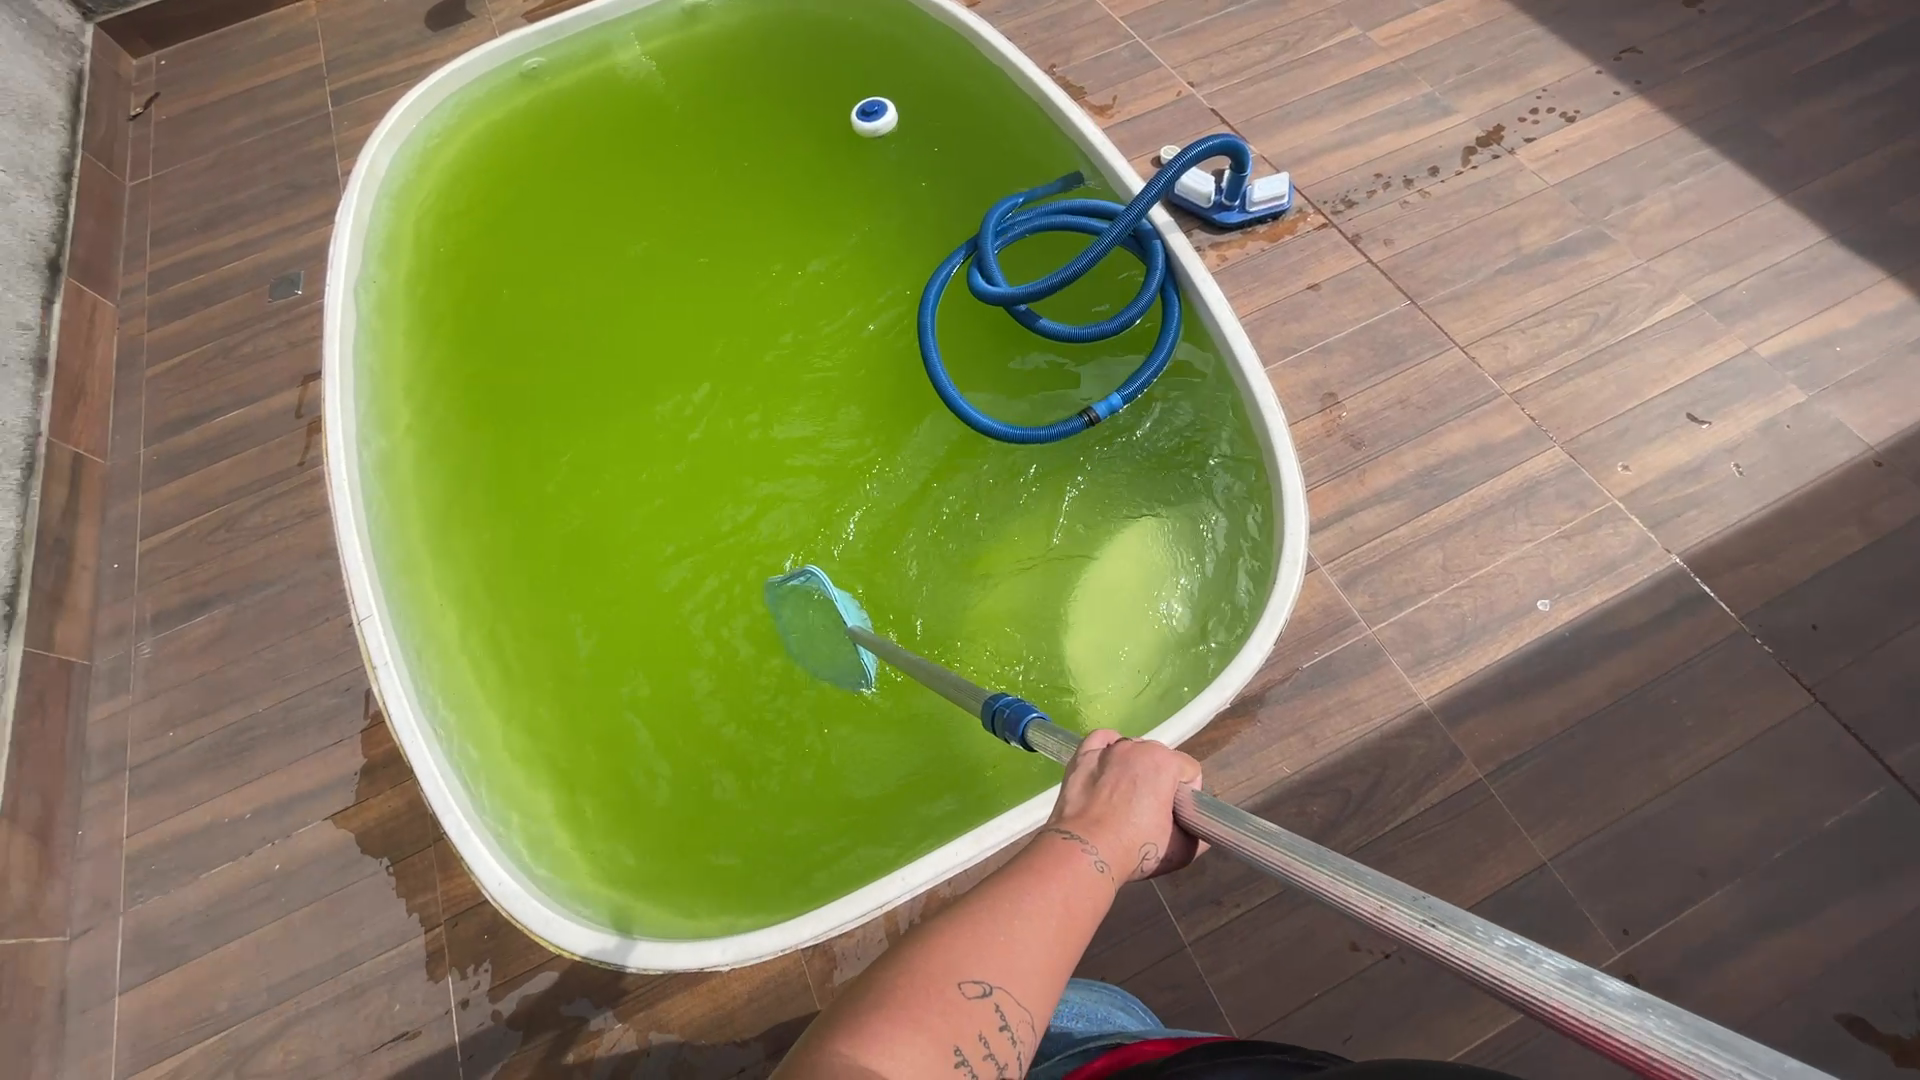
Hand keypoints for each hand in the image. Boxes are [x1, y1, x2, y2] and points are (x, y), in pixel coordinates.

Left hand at [1041, 730, 1205, 884]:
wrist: (1085, 851)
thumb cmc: (1135, 849)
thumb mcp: (1182, 850)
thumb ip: (1197, 834)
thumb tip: (1195, 829)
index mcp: (1165, 763)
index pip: (1189, 770)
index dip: (1188, 794)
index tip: (1177, 814)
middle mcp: (1137, 747)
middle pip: (1159, 758)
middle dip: (1160, 779)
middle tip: (1151, 810)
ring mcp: (1107, 749)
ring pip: (1131, 750)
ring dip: (1134, 767)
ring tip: (1125, 796)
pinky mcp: (1082, 755)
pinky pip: (1101, 741)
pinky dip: (1107, 749)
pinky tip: (1108, 765)